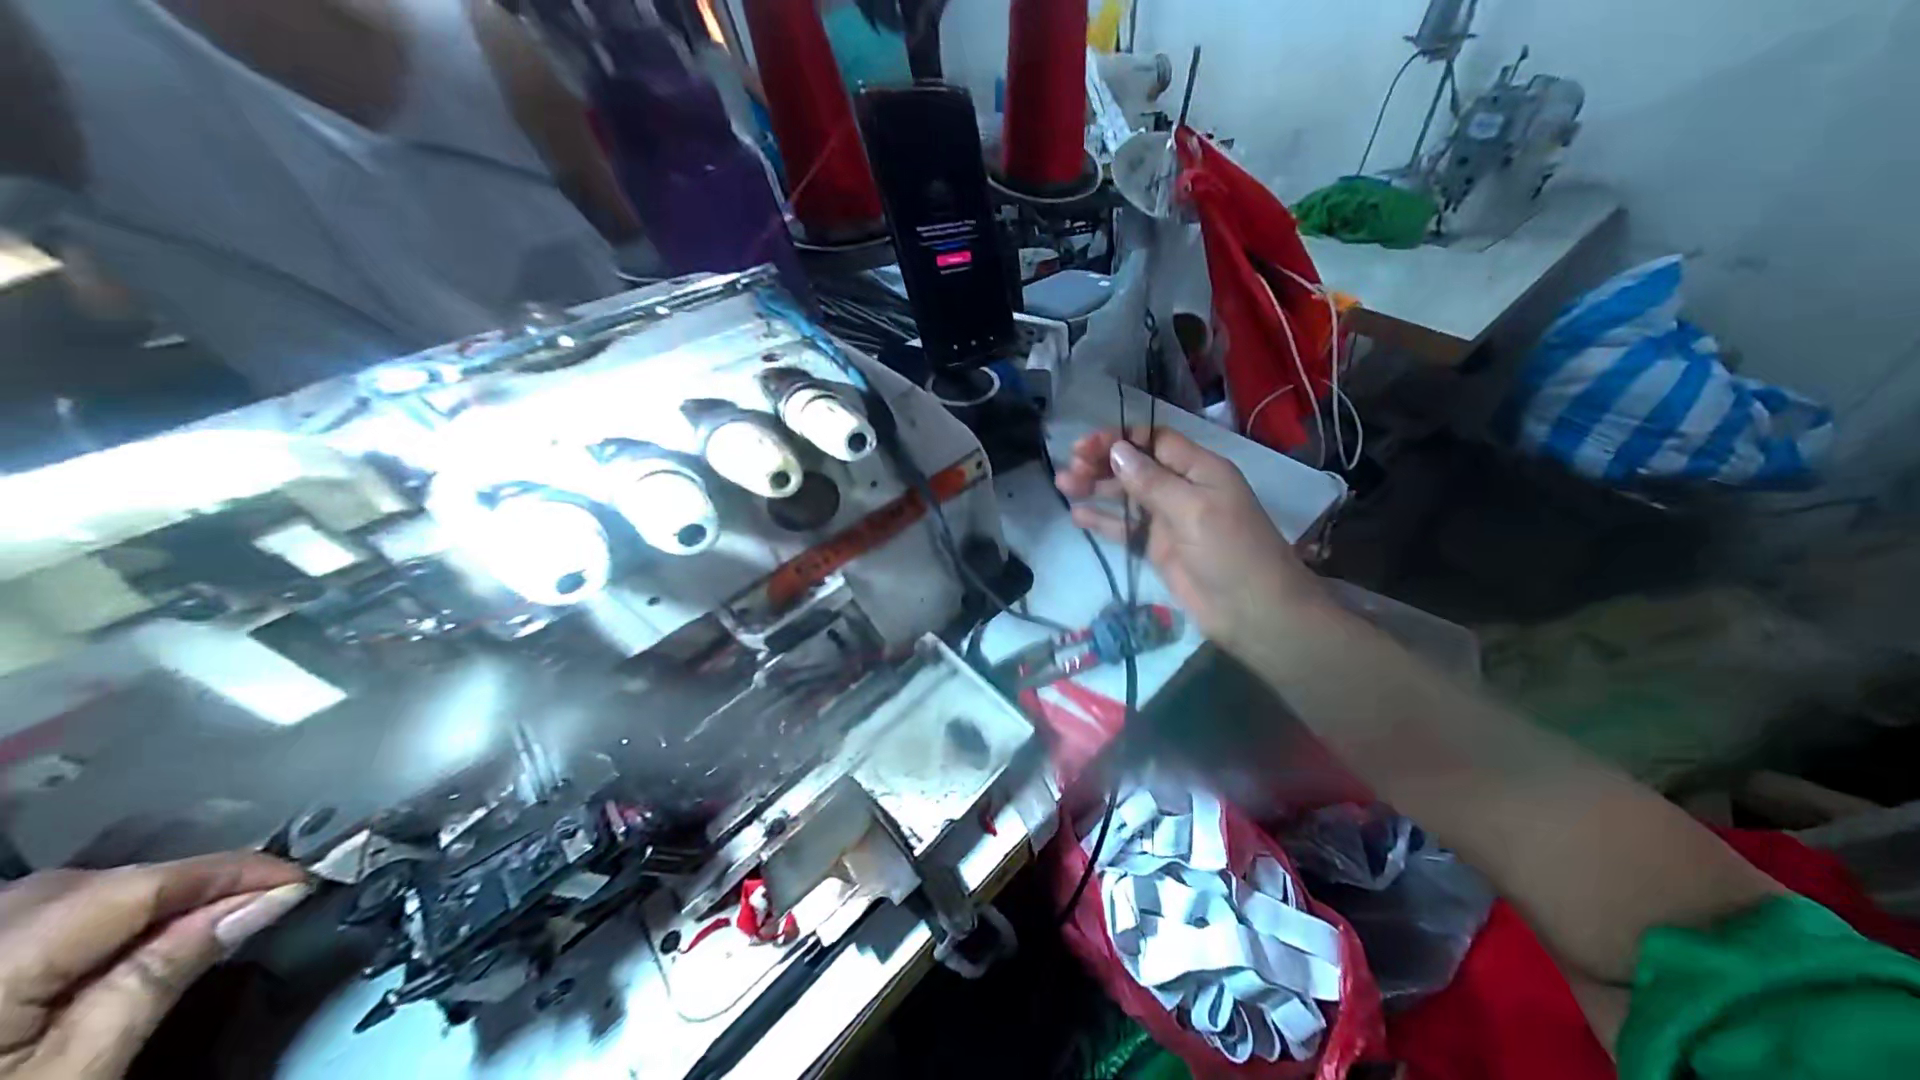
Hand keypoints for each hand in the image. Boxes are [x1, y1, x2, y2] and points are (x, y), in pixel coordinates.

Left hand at [0, 854, 309, 1079]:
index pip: (137, 887)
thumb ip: (162, 976)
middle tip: (259, 898)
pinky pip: (16, 917)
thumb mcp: (76, 1075)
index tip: (300, 876)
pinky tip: (118, 935)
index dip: (228, 871)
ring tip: (202, 912)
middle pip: (92, 883)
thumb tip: (267, 901)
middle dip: (184, 882)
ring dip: (137, 895)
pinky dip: (83, 914)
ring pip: (51, 893)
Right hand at [1054, 428, 1324, 657]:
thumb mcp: (1192, 508)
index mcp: (1199, 469)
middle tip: (1070, 469)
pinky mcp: (1157, 548)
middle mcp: (1182, 488)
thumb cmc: (1230, 551)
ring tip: (1063, 486)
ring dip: (1096, 489)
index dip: (1120, 439)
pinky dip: (1102, 520)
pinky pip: (1125, 528)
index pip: (1154, 441)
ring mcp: (1168, 520)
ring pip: (1126, 496)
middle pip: (1135, 466)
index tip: (1085, 447)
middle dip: (1102, 463)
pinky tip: (1077, 515)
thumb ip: (1151, 481)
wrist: (1253, 611)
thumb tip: (1117, 450)